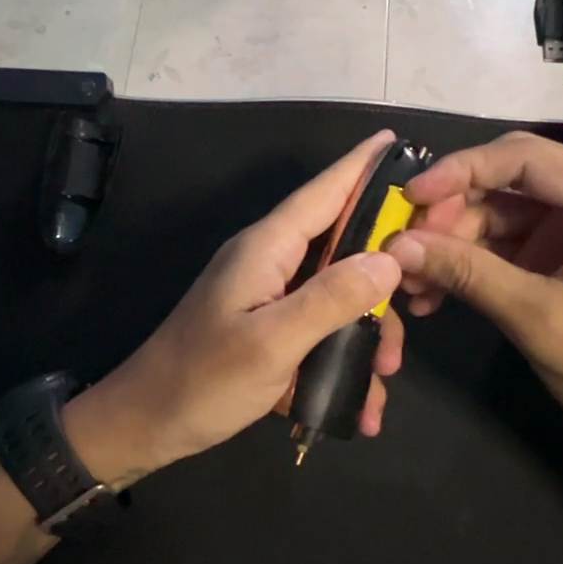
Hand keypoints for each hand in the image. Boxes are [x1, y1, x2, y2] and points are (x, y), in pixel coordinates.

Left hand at [66, 132, 407, 485]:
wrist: (146, 424)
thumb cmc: (203, 381)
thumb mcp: (272, 343)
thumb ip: (330, 299)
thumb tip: (388, 259)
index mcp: (265, 249)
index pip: (323, 192)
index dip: (361, 166)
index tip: (400, 140)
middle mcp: (268, 263)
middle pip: (341, 248)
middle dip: (382, 281)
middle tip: (416, 312)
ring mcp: (265, 297)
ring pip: (335, 297)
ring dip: (364, 335)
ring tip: (380, 380)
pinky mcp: (264, 329)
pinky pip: (316, 333)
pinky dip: (339, 364)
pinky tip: (357, 407)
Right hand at [383, 131, 562, 467]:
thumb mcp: (542, 321)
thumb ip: (469, 274)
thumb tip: (396, 245)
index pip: (529, 160)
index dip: (462, 170)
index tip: (408, 193)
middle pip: (511, 184)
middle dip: (452, 214)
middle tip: (405, 248)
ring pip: (502, 216)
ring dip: (454, 245)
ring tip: (411, 283)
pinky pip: (509, 247)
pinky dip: (472, 266)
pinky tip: (434, 293)